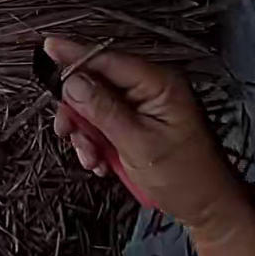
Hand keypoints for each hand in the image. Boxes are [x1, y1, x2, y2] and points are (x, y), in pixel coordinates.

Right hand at [45, 37, 243, 234]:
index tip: (47, 46)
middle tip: (67, 132)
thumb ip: (103, 110)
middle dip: (78, 111)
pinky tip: (100, 162)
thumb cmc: (184, 176)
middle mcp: (148, 88)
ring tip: (92, 159)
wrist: (207, 209)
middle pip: (96, 83)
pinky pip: (102, 123)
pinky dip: (94, 142)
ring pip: (94, 106)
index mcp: (157, 83)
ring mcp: (141, 106)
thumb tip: (71, 81)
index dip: (75, 54)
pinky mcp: (135, 124)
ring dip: (85, 133)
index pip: (108, 60)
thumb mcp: (139, 144)